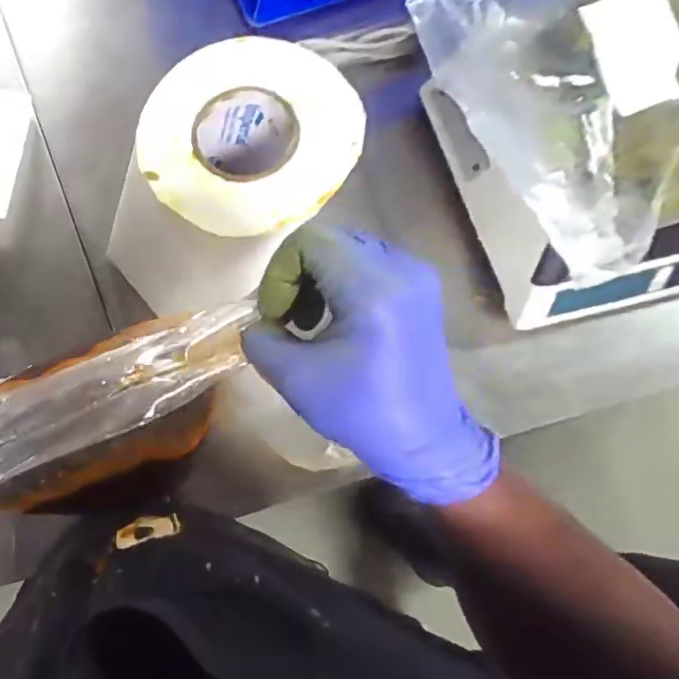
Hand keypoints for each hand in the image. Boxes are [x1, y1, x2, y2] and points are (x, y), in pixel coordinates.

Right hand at [245, 225, 498, 504]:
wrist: (422, 439)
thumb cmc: (358, 410)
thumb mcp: (293, 377)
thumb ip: (260, 340)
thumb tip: (256, 324)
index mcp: (372, 288)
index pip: (309, 241)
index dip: (278, 274)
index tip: (276, 317)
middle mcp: (400, 268)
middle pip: (328, 240)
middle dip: (294, 275)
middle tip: (286, 318)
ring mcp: (416, 275)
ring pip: (347, 250)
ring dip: (315, 279)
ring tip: (308, 322)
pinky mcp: (420, 288)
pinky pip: (367, 265)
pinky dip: (339, 283)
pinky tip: (333, 322)